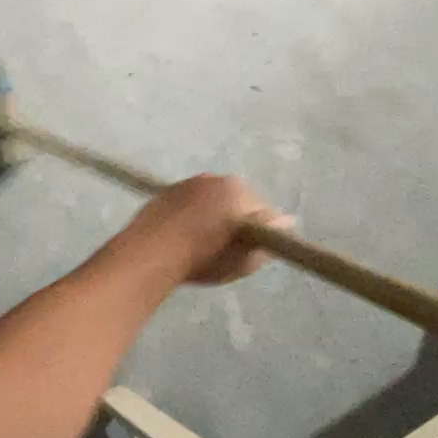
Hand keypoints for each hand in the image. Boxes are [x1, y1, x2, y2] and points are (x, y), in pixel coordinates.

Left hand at [128, 173, 293, 284]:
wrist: (151, 250)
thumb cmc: (202, 257)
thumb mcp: (243, 259)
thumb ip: (269, 240)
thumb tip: (286, 222)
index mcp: (239, 191)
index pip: (266, 211)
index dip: (265, 232)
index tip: (257, 249)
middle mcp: (215, 178)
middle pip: (240, 199)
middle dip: (240, 218)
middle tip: (232, 246)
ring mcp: (190, 181)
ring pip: (215, 197)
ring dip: (217, 212)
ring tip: (209, 239)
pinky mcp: (168, 189)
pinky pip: (193, 199)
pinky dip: (196, 210)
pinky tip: (189, 230)